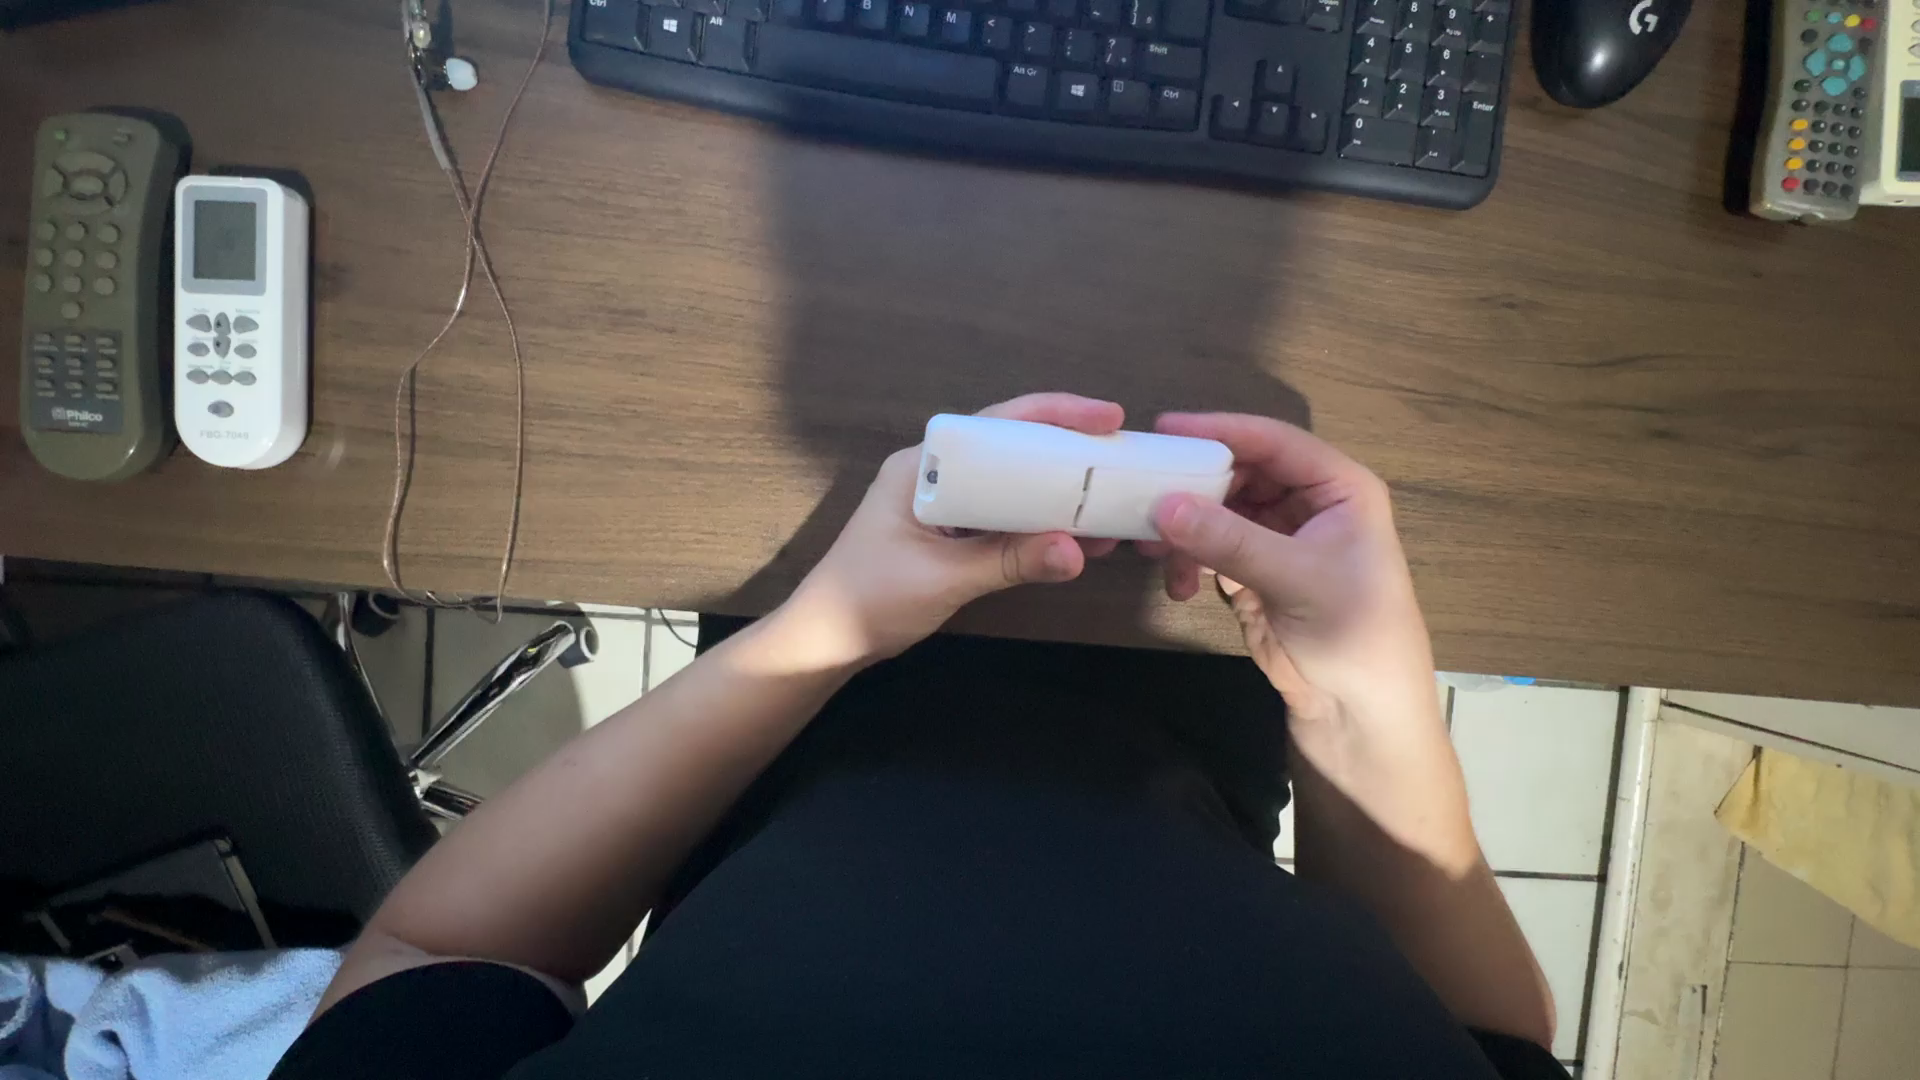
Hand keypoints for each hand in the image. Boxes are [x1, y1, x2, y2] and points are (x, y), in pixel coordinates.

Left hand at [783, 393, 1124, 666]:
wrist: (825, 640)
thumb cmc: (870, 599)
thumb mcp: (942, 578)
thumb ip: (1008, 561)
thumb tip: (1078, 551)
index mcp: (924, 464)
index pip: (998, 423)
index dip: (1055, 415)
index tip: (1109, 419)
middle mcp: (936, 472)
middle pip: (1011, 448)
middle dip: (1067, 455)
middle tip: (1121, 464)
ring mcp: (944, 502)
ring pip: (1011, 484)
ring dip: (1056, 496)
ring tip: (1107, 512)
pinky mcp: (951, 531)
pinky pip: (1002, 516)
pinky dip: (1036, 526)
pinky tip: (1072, 540)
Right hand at [1145, 413, 1441, 737]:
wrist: (1357, 711)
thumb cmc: (1353, 633)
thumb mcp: (1296, 579)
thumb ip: (1229, 539)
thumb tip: (1163, 505)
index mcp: (1337, 487)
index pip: (1273, 442)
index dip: (1220, 430)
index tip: (1163, 428)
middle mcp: (1305, 503)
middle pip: (1238, 472)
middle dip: (1194, 486)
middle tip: (1144, 492)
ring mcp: (1276, 537)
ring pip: (1218, 511)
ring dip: (1185, 528)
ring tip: (1151, 547)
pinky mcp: (1253, 570)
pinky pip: (1209, 548)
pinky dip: (1189, 560)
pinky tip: (1179, 585)